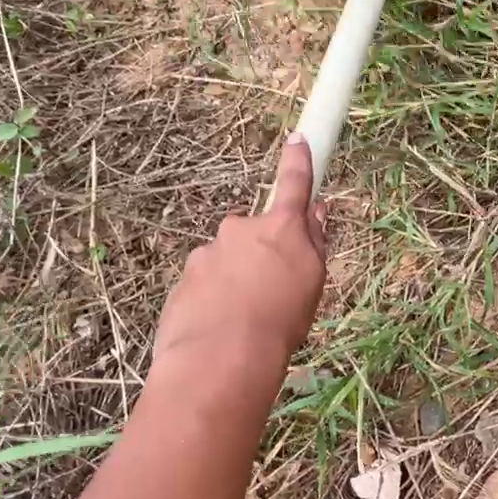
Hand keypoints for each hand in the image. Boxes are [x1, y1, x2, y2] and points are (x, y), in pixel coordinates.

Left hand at [152, 134, 328, 372]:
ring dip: (238, 279)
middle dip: (263, 250)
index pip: (295, 184)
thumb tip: (315, 211)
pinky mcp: (182, 281)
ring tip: (248, 317)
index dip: (299, 160)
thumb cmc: (282, 319)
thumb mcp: (314, 279)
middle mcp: (240, 230)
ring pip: (229, 259)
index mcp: (281, 227)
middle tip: (276, 288)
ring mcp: (207, 254)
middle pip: (257, 231)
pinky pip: (206, 283)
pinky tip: (223, 326)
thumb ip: (314, 241)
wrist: (220, 360)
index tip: (298, 138)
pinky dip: (216, 298)